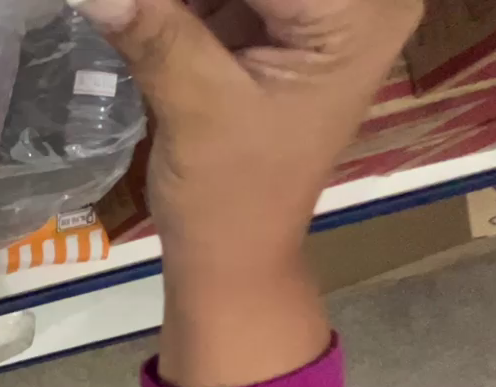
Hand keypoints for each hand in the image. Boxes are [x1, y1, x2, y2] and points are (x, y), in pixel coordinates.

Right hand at [72, 0, 420, 386]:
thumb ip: (156, 37)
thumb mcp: (194, 110)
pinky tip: (148, 20)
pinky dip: (186, 8)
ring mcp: (320, 16)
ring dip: (181, 0)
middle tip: (133, 10)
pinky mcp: (282, 34)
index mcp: (362, 11)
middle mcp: (358, 0)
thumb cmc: (226, 195)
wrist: (230, 252)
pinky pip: (232, 1)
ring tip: (136, 17)